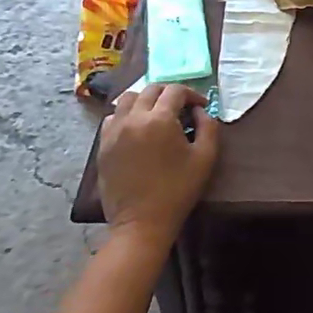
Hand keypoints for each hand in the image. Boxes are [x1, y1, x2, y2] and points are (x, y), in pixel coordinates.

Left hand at [98, 84, 218, 244]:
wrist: (142, 222)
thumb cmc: (178, 191)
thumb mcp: (205, 158)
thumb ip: (208, 127)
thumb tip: (200, 111)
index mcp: (160, 120)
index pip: (175, 91)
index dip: (192, 94)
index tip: (200, 106)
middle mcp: (133, 118)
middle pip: (151, 89)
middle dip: (169, 94)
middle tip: (181, 108)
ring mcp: (114, 130)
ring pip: (128, 99)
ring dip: (145, 100)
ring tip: (156, 114)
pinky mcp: (103, 144)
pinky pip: (113, 117)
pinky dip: (127, 115)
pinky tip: (136, 129)